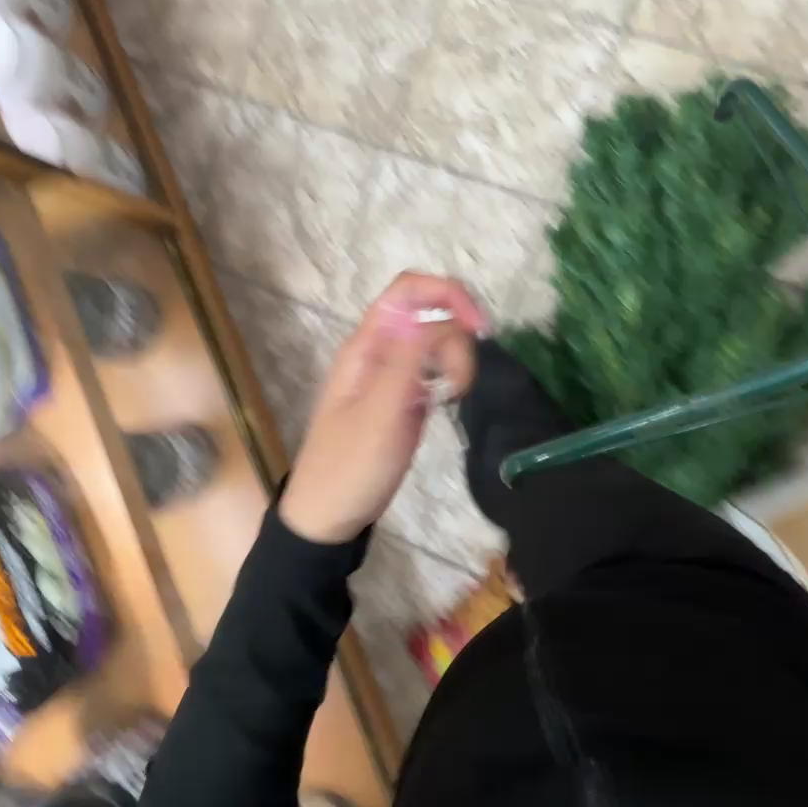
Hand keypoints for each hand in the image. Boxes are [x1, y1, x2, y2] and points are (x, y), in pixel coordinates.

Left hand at [279, 272, 485, 543]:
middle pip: (428, 313)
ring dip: (455, 358)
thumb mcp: (381, 413)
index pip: (408, 290)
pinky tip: (450, 400)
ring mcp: (391, 374)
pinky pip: (432, 368)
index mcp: (366, 346)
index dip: (447, 294)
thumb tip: (438, 316)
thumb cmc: (350, 467)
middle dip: (456, 336)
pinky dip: (449, 376)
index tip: (478, 329)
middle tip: (461, 382)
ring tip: (455, 396)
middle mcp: (378, 351)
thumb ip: (408, 361)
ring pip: (434, 341)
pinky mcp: (402, 397)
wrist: (328, 515)